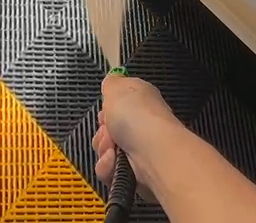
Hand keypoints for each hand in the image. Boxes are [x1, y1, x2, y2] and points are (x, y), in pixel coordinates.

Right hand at [94, 74, 181, 197]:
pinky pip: (109, 170)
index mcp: (139, 101)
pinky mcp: (133, 173)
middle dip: (102, 132)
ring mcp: (137, 150)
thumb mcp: (116, 86)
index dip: (106, 109)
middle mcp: (139, 125)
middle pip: (107, 129)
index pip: (116, 105)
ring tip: (113, 148)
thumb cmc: (135, 114)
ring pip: (105, 150)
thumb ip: (110, 83)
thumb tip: (111, 82)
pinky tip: (114, 161)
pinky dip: (107, 166)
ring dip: (103, 148)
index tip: (105, 112)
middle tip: (108, 131)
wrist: (153, 151)